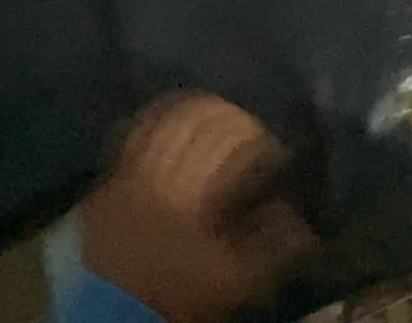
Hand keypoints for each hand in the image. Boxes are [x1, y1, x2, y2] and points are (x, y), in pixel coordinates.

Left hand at [81, 94, 316, 322]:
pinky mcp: (112, 172)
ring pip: (171, 117)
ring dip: (201, 107)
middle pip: (203, 122)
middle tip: (252, 129)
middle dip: (234, 117)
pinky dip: (163, 113)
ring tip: (221, 114)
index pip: (234, 143)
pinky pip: (140, 127)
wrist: (114, 312)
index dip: (260, 140)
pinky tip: (180, 114)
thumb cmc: (179, 294)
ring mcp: (133, 168)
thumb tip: (299, 214)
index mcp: (195, 194)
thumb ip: (272, 247)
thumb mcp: (234, 281)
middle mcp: (163, 170)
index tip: (276, 151)